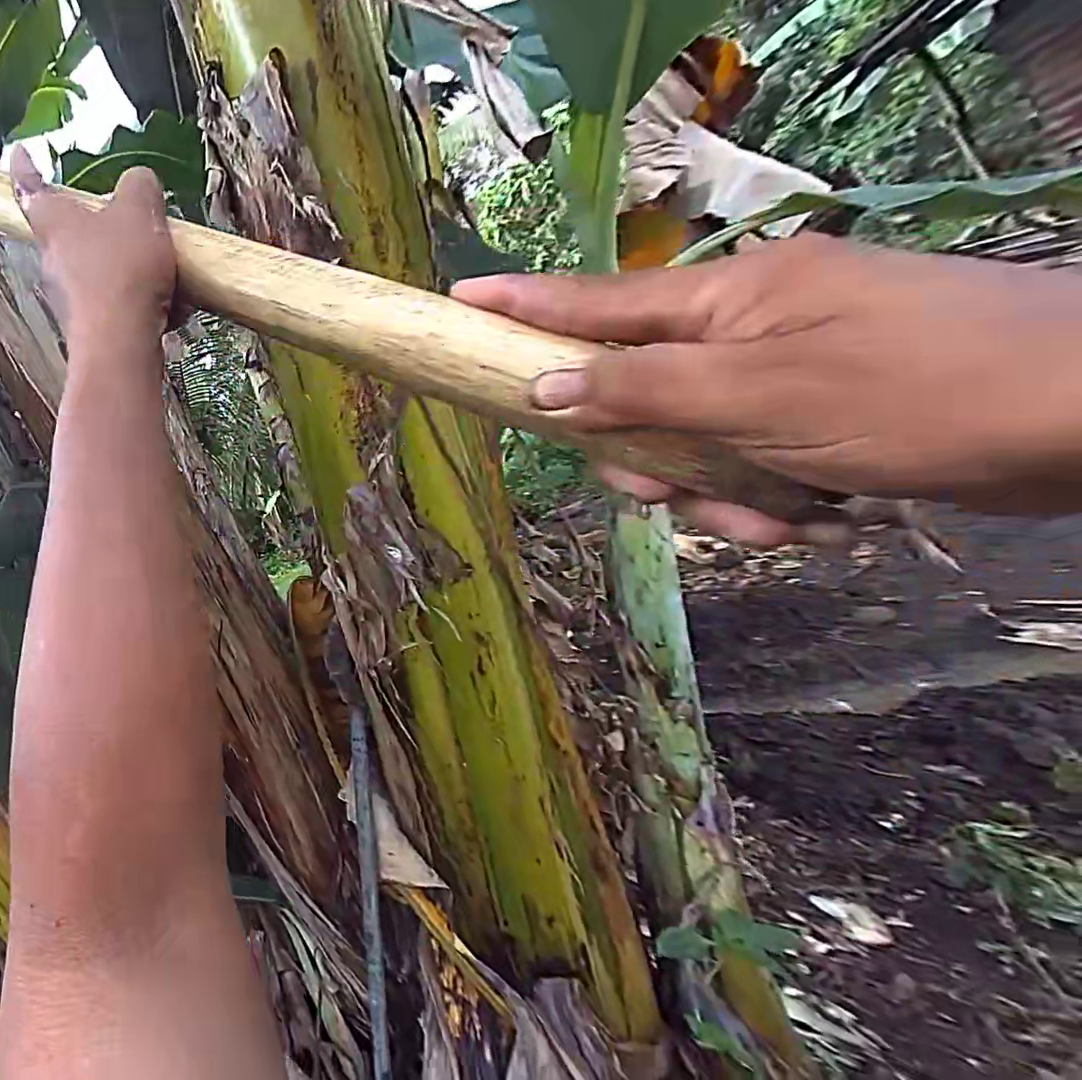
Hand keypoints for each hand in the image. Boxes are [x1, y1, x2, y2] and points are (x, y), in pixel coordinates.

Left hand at [12, 149, 176, 340]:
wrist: (121, 344)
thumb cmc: (121, 272)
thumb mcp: (139, 211)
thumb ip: (139, 187)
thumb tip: (139, 185)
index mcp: (55, 224)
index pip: (30, 187)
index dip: (25, 166)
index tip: (18, 151)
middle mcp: (55, 263)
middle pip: (78, 235)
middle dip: (108, 231)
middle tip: (140, 225)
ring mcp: (71, 301)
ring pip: (105, 274)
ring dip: (136, 272)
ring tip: (169, 276)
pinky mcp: (92, 330)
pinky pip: (121, 306)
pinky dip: (145, 304)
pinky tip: (171, 309)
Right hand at [453, 235, 1081, 544]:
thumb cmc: (922, 391)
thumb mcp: (758, 396)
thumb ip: (639, 388)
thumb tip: (542, 386)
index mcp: (724, 300)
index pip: (592, 300)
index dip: (520, 302)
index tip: (459, 295)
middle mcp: (739, 329)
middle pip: (628, 391)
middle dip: (637, 451)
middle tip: (659, 489)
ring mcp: (774, 370)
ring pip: (677, 438)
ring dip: (705, 488)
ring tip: (765, 517)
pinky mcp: (808, 413)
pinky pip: (734, 459)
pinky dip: (754, 497)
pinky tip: (803, 520)